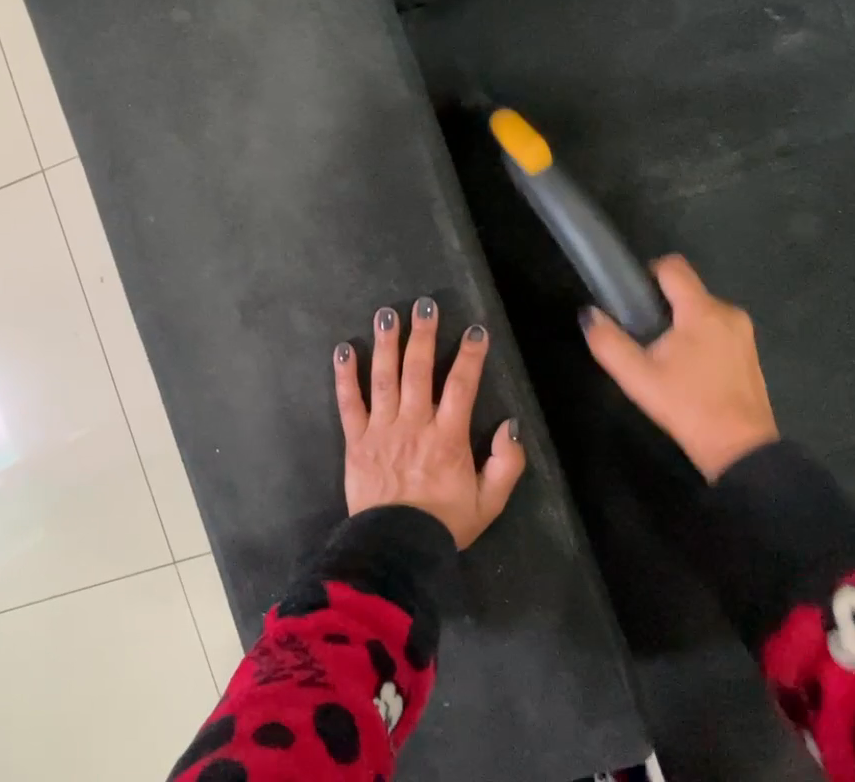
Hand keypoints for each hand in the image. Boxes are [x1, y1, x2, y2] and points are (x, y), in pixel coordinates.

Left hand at [334, 297, 526, 548]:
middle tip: (425, 304)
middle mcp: (414, 424)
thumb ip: (506, 463)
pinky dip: (345, 376)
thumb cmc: (444, 524)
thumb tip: (510, 424)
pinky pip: (349, 404)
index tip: (475, 330)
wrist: (396, 549)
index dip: (470, 355)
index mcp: (448, 437)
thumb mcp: (489, 502)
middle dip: (423, 334)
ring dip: (386, 343)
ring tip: (386, 313)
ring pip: (384, 378)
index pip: (462, 385)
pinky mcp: (356, 441)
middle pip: (419, 370)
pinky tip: (344, 350)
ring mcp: (381, 430)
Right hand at [580, 255, 779, 481]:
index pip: (673, 266)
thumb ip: (609, 342)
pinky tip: (688, 371)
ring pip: (702, 311)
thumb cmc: (687, 407)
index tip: (631, 297)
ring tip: (664, 358)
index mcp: (701, 311)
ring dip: (681, 324)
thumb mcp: (637, 378)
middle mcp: (728, 312)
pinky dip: (700, 339)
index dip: (648, 272)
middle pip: (687, 291)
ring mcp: (744, 332)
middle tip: (642, 337)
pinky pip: (718, 329)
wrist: (739, 448)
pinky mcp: (750, 351)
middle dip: (663, 306)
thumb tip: (589, 314)